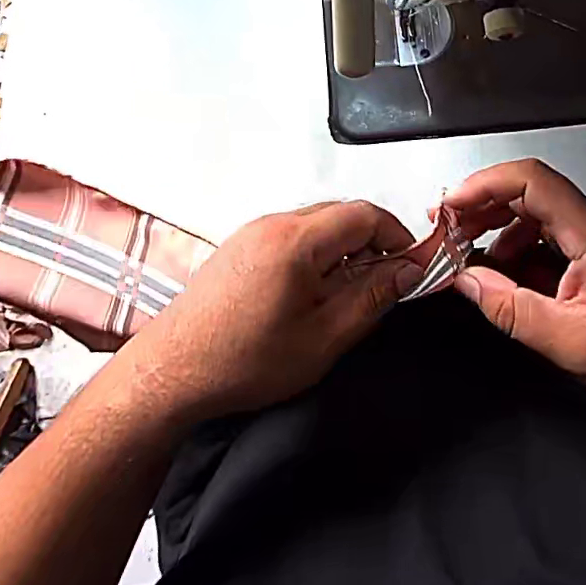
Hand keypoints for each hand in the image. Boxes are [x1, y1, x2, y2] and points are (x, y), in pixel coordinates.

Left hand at [121, 201, 423, 421]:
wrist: (174, 370)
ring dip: (343, 250)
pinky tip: (313, 293)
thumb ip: (372, 297)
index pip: (365, 214)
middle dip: (372, 243)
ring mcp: (253, 232)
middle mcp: (273, 224)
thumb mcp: (325, 337)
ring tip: (348, 294)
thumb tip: (406, 272)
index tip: (410, 266)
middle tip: (385, 283)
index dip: (397, 236)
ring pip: (317, 225)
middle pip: (341, 214)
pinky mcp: (242, 246)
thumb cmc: (242, 360)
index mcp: (296, 240)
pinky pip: (292, 236)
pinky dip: (315, 254)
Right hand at [443, 159, 585, 406]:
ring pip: (532, 212)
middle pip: (524, 192)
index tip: (451, 204)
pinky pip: (546, 234)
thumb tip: (469, 283)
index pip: (530, 180)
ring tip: (467, 253)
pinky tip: (502, 272)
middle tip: (447, 230)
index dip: (483, 185)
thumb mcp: (576, 343)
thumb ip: (513, 311)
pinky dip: (516, 246)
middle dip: (479, 206)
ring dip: (495, 228)